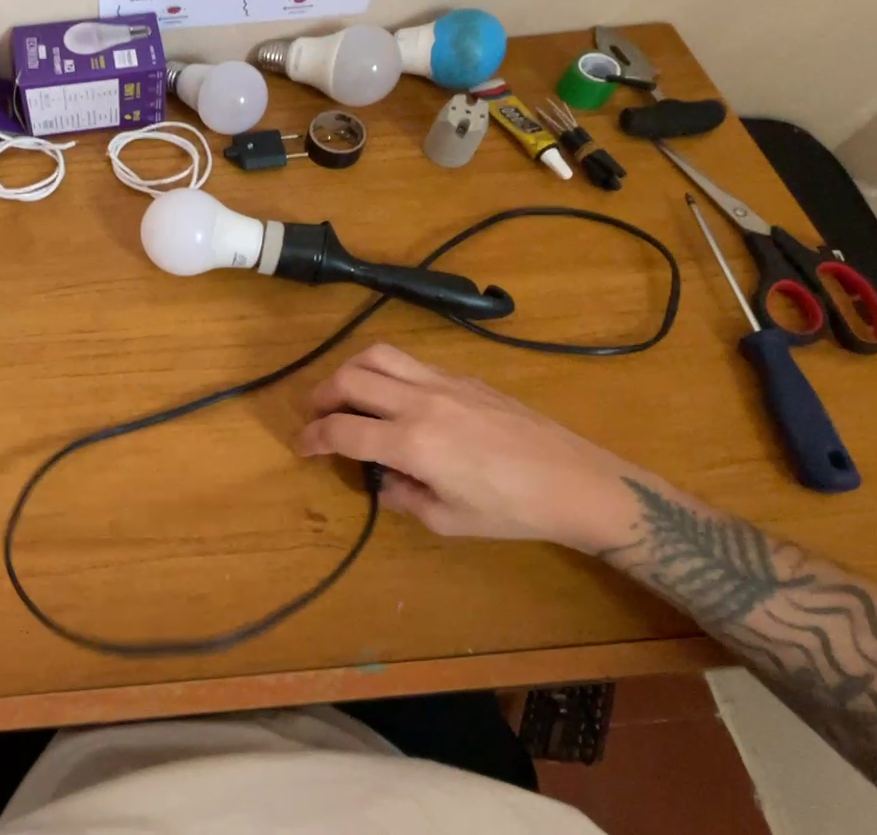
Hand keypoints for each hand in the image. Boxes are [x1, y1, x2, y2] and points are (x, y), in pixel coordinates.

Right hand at [295, 344, 653, 552]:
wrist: (576, 482)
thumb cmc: (511, 511)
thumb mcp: (447, 520)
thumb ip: (401, 496)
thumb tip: (381, 479)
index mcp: (412, 444)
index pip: (342, 431)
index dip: (312, 438)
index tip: (301, 446)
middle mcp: (420, 403)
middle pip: (349, 380)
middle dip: (320, 396)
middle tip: (315, 416)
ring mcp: (443, 383)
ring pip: (376, 356)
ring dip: (349, 371)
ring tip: (344, 392)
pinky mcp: (464, 377)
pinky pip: (410, 362)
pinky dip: (385, 371)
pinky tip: (392, 395)